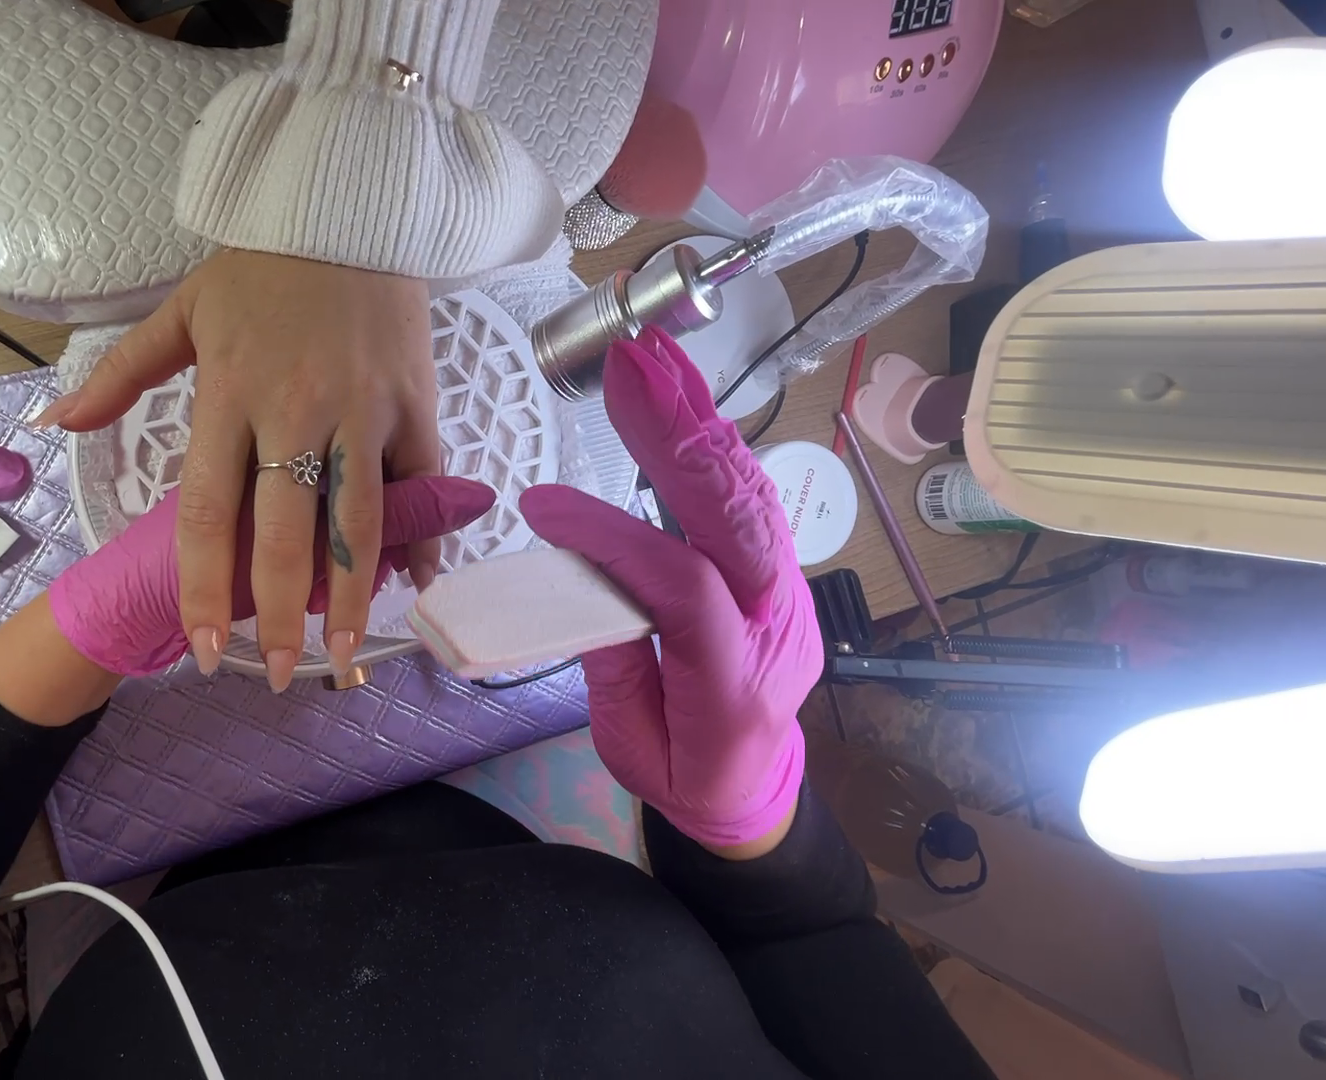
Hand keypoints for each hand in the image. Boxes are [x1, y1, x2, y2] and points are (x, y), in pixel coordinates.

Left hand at [35, 249, 439, 686]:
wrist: (348, 205)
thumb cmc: (260, 265)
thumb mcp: (180, 309)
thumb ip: (120, 375)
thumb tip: (56, 423)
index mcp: (229, 394)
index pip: (207, 512)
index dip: (205, 588)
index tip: (207, 651)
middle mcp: (296, 412)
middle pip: (284, 535)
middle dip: (279, 615)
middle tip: (273, 675)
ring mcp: (363, 410)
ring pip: (358, 522)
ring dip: (354, 597)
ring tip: (347, 654)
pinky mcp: (414, 403)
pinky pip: (422, 484)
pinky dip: (423, 536)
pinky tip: (418, 582)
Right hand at [518, 331, 822, 854]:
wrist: (754, 789)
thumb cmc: (685, 773)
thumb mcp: (631, 746)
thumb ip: (612, 661)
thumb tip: (584, 573)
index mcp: (732, 680)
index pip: (680, 587)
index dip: (613, 537)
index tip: (543, 506)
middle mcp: (772, 620)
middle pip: (735, 515)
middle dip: (678, 434)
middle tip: (631, 367)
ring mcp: (782, 589)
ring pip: (747, 492)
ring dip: (697, 420)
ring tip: (655, 361)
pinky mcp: (773, 569)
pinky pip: (746, 499)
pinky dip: (711, 445)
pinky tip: (681, 404)